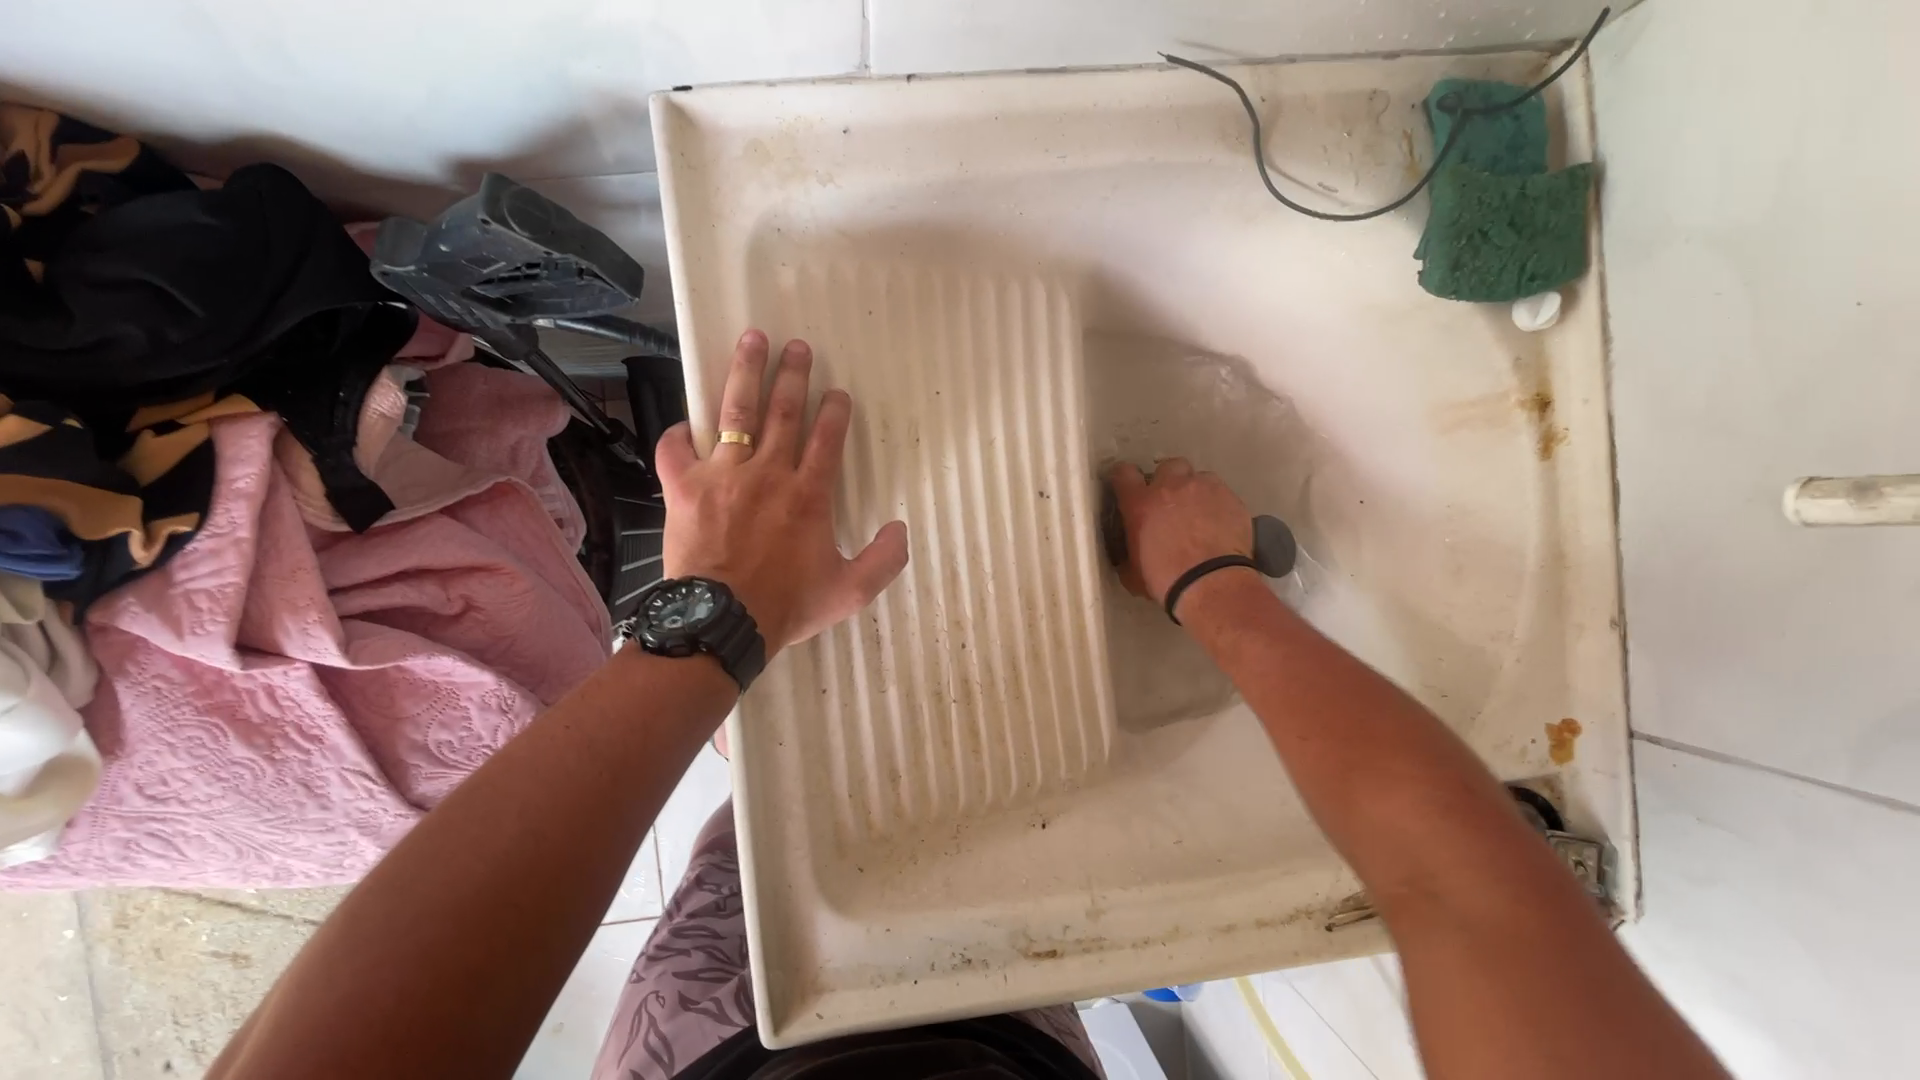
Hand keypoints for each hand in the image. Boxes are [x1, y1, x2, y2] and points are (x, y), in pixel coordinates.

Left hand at [655, 329, 908, 653]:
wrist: (722, 622)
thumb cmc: (787, 606)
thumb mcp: (851, 592)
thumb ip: (884, 560)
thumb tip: (901, 528)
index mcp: (808, 495)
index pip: (826, 439)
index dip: (834, 411)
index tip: (836, 392)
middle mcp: (768, 474)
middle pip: (783, 412)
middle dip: (793, 376)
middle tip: (797, 347)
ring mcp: (723, 476)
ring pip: (736, 413)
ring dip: (745, 373)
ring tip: (752, 341)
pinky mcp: (684, 487)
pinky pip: (675, 449)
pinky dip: (679, 433)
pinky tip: (686, 424)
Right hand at [1108, 458, 1253, 605]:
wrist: (1211, 583)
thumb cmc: (1165, 580)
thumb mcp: (1133, 573)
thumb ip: (1128, 555)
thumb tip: (1128, 558)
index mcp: (1140, 503)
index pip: (1123, 474)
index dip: (1124, 478)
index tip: (1128, 488)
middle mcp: (1171, 487)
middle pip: (1169, 466)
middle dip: (1169, 480)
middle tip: (1171, 502)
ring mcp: (1204, 489)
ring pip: (1199, 478)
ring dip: (1196, 492)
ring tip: (1200, 515)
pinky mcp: (1231, 498)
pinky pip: (1222, 494)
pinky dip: (1219, 506)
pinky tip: (1220, 526)